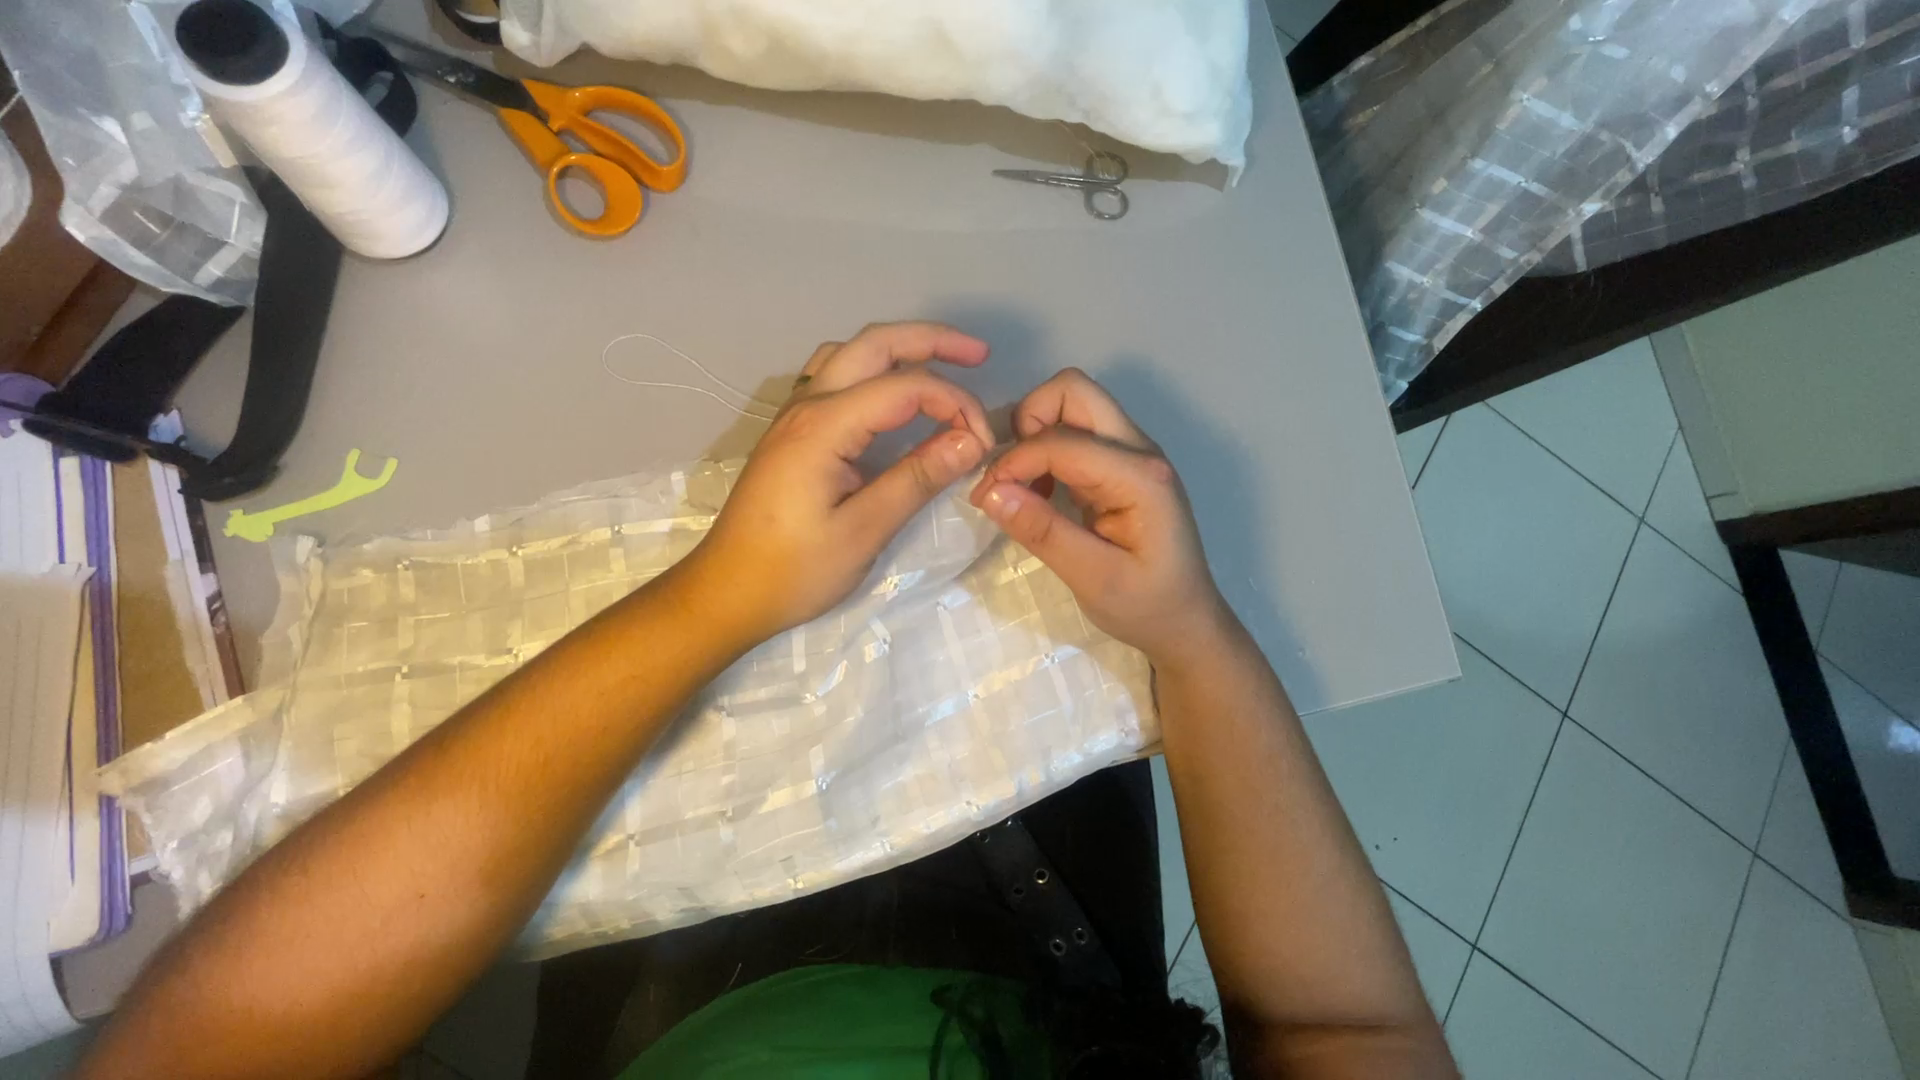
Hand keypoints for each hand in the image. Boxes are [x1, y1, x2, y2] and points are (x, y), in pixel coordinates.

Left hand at [684, 322, 994, 645]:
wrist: (727, 591)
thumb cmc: (794, 570)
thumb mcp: (863, 531)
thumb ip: (917, 479)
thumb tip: (971, 441)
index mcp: (824, 426)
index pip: (905, 387)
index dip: (955, 404)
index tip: (983, 443)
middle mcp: (806, 405)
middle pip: (874, 345)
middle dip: (931, 341)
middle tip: (980, 355)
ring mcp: (793, 415)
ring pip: (849, 353)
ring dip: (898, 349)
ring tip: (940, 364)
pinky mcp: (791, 432)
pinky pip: (834, 376)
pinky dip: (872, 369)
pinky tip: (889, 394)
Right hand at [968, 368, 1232, 667]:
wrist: (1186, 622)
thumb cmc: (1146, 606)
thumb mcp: (1093, 580)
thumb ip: (1044, 533)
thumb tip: (990, 493)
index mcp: (1140, 476)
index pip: (1061, 440)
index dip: (1014, 462)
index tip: (985, 499)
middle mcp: (1140, 449)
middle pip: (1073, 391)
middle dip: (1027, 420)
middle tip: (1007, 475)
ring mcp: (1132, 452)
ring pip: (1072, 405)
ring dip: (1035, 434)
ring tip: (1020, 488)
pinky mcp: (1120, 464)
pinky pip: (1075, 431)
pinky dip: (1046, 450)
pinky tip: (1040, 495)